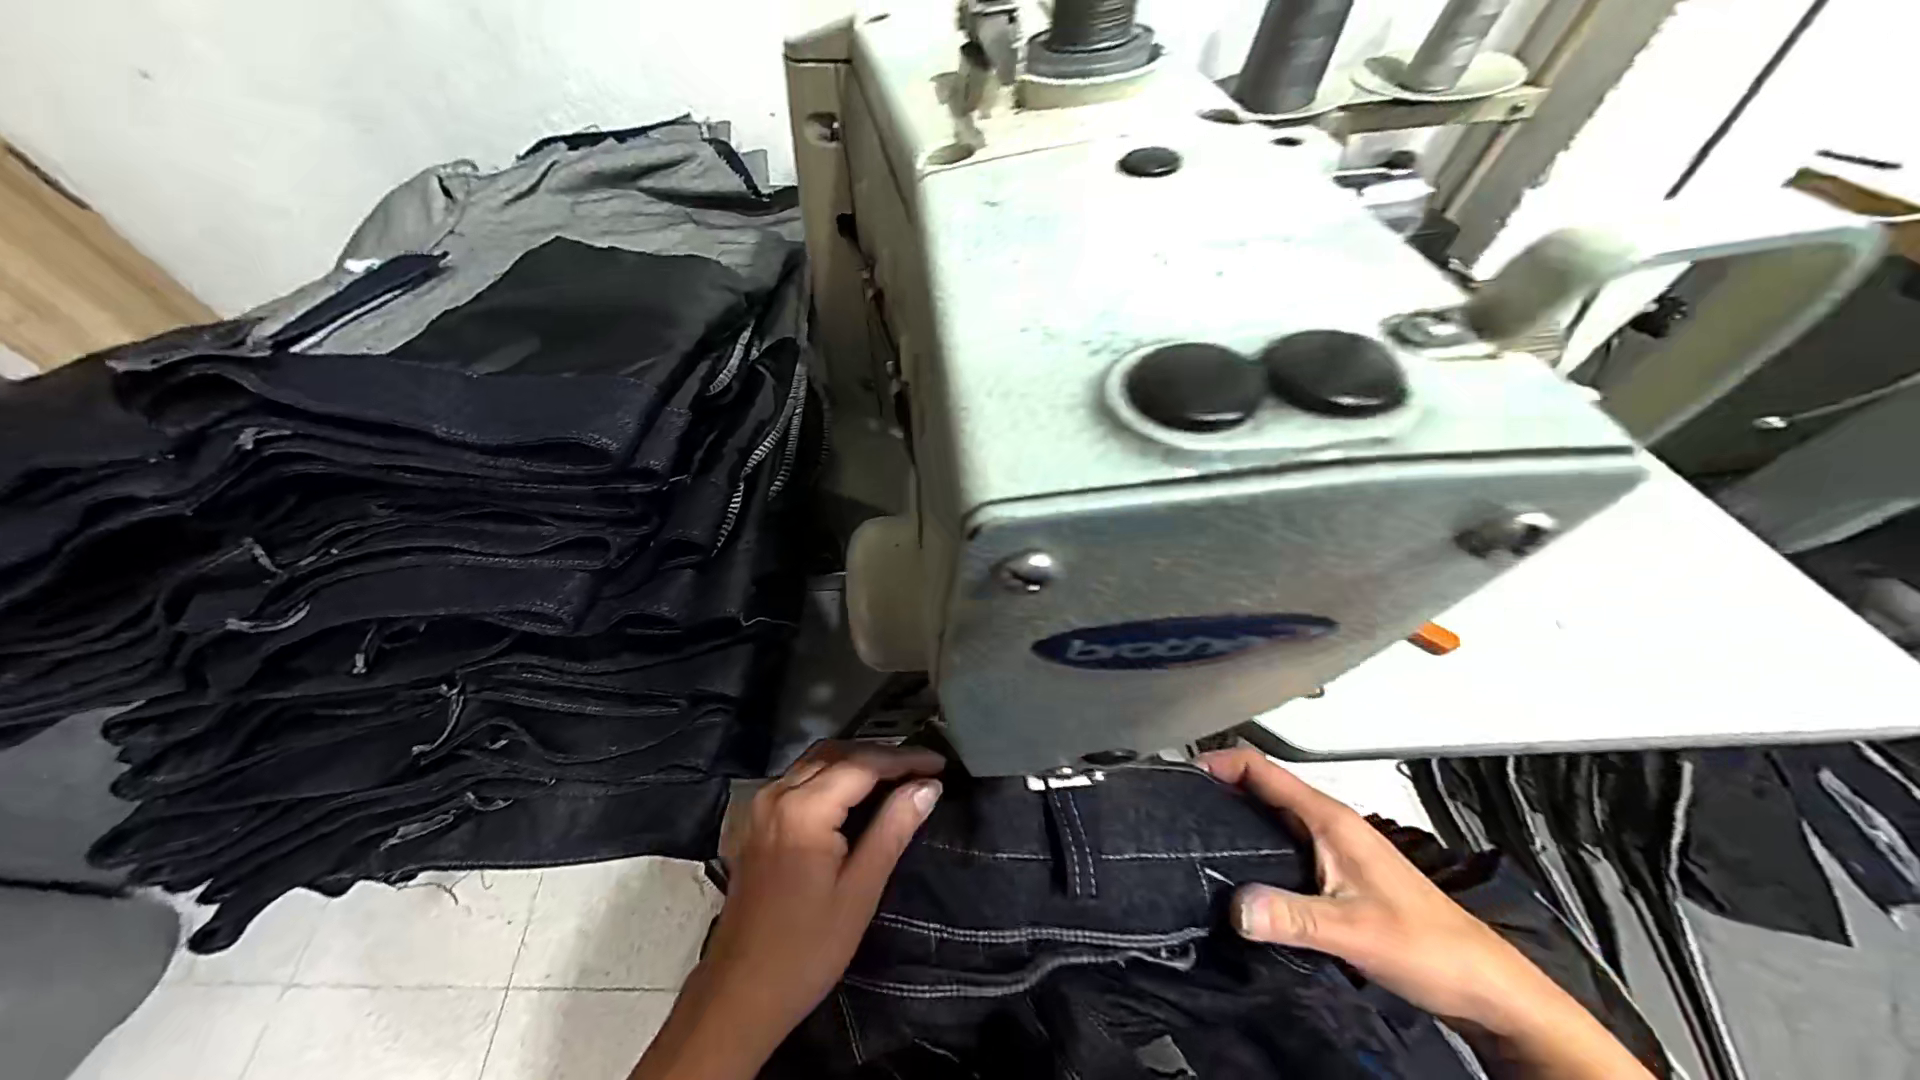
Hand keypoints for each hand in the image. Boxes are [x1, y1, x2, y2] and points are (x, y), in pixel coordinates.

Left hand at [632, 742, 944, 1079]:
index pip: (863, 764)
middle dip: (883, 753)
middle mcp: (778, 793)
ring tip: (898, 773)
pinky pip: (800, 777)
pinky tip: (857, 790)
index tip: (940, 763)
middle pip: (838, 752)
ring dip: (858, 759)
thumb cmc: (807, 948)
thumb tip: (928, 786)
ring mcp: (762, 805)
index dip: (905, 758)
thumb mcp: (860, 890)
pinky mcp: (756, 819)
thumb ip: (894, 828)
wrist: (740, 992)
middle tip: (922, 767)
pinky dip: (833, 773)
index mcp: (804, 809)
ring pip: (817, 760)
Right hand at [1197, 748, 1651, 1079]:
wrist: (1481, 983)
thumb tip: (1234, 906)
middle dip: (1218, 784)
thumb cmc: (1429, 946)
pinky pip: (1280, 839)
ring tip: (1195, 828)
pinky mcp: (1332, 869)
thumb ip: (1292, 916)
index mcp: (1330, 819)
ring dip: (1234, 812)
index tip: (1183, 772)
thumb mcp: (1353, 930)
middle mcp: (1328, 823)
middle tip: (1178, 801)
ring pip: (1271, 812)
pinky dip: (1251, 841)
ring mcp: (1331, 845)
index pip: (1263, 768)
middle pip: (1262, 785)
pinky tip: (1237, 867)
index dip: (1221, 762)